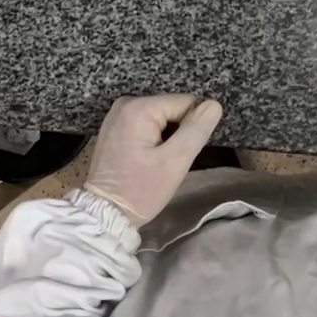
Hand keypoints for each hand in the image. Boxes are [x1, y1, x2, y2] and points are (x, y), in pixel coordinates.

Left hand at [82, 95, 223, 226]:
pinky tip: (146, 158)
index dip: (192, 127)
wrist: (104, 214)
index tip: (182, 153)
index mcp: (139, 107)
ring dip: (165, 136)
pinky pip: (144, 124)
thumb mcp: (175, 162)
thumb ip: (196, 130)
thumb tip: (213, 104)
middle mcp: (125, 103)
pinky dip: (152, 138)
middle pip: (170, 108)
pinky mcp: (113, 127)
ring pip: (159, 117)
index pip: (184, 102)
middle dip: (177, 131)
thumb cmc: (140, 190)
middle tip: (170, 159)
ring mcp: (116, 114)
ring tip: (158, 161)